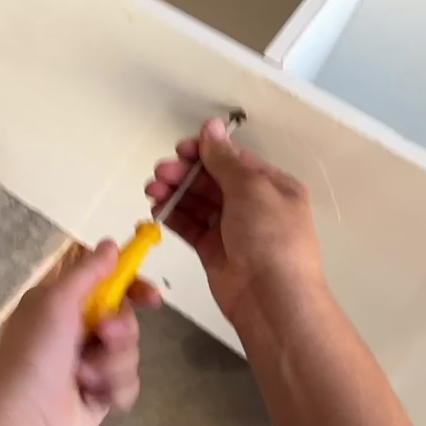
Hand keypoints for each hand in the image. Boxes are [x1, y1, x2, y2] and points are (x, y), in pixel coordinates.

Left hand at [0, 242, 151, 425]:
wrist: (24, 421)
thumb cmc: (35, 352)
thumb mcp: (56, 301)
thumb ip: (88, 271)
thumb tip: (109, 243)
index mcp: (59, 300)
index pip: (104, 280)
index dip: (130, 284)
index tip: (150, 297)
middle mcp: (75, 327)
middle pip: (124, 316)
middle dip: (120, 330)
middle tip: (105, 336)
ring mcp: (89, 361)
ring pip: (129, 350)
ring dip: (112, 363)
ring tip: (86, 376)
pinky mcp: (100, 392)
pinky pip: (128, 381)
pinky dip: (113, 388)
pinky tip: (94, 396)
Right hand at [145, 117, 323, 325]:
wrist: (272, 299)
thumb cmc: (270, 237)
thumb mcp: (251, 189)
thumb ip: (224, 159)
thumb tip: (211, 126)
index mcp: (271, 186)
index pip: (233, 160)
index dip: (205, 152)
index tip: (180, 150)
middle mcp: (252, 204)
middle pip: (211, 180)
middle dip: (184, 173)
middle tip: (161, 173)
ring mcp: (231, 228)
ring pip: (197, 202)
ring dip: (174, 192)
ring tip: (153, 190)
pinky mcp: (213, 250)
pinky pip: (190, 226)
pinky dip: (173, 215)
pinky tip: (157, 208)